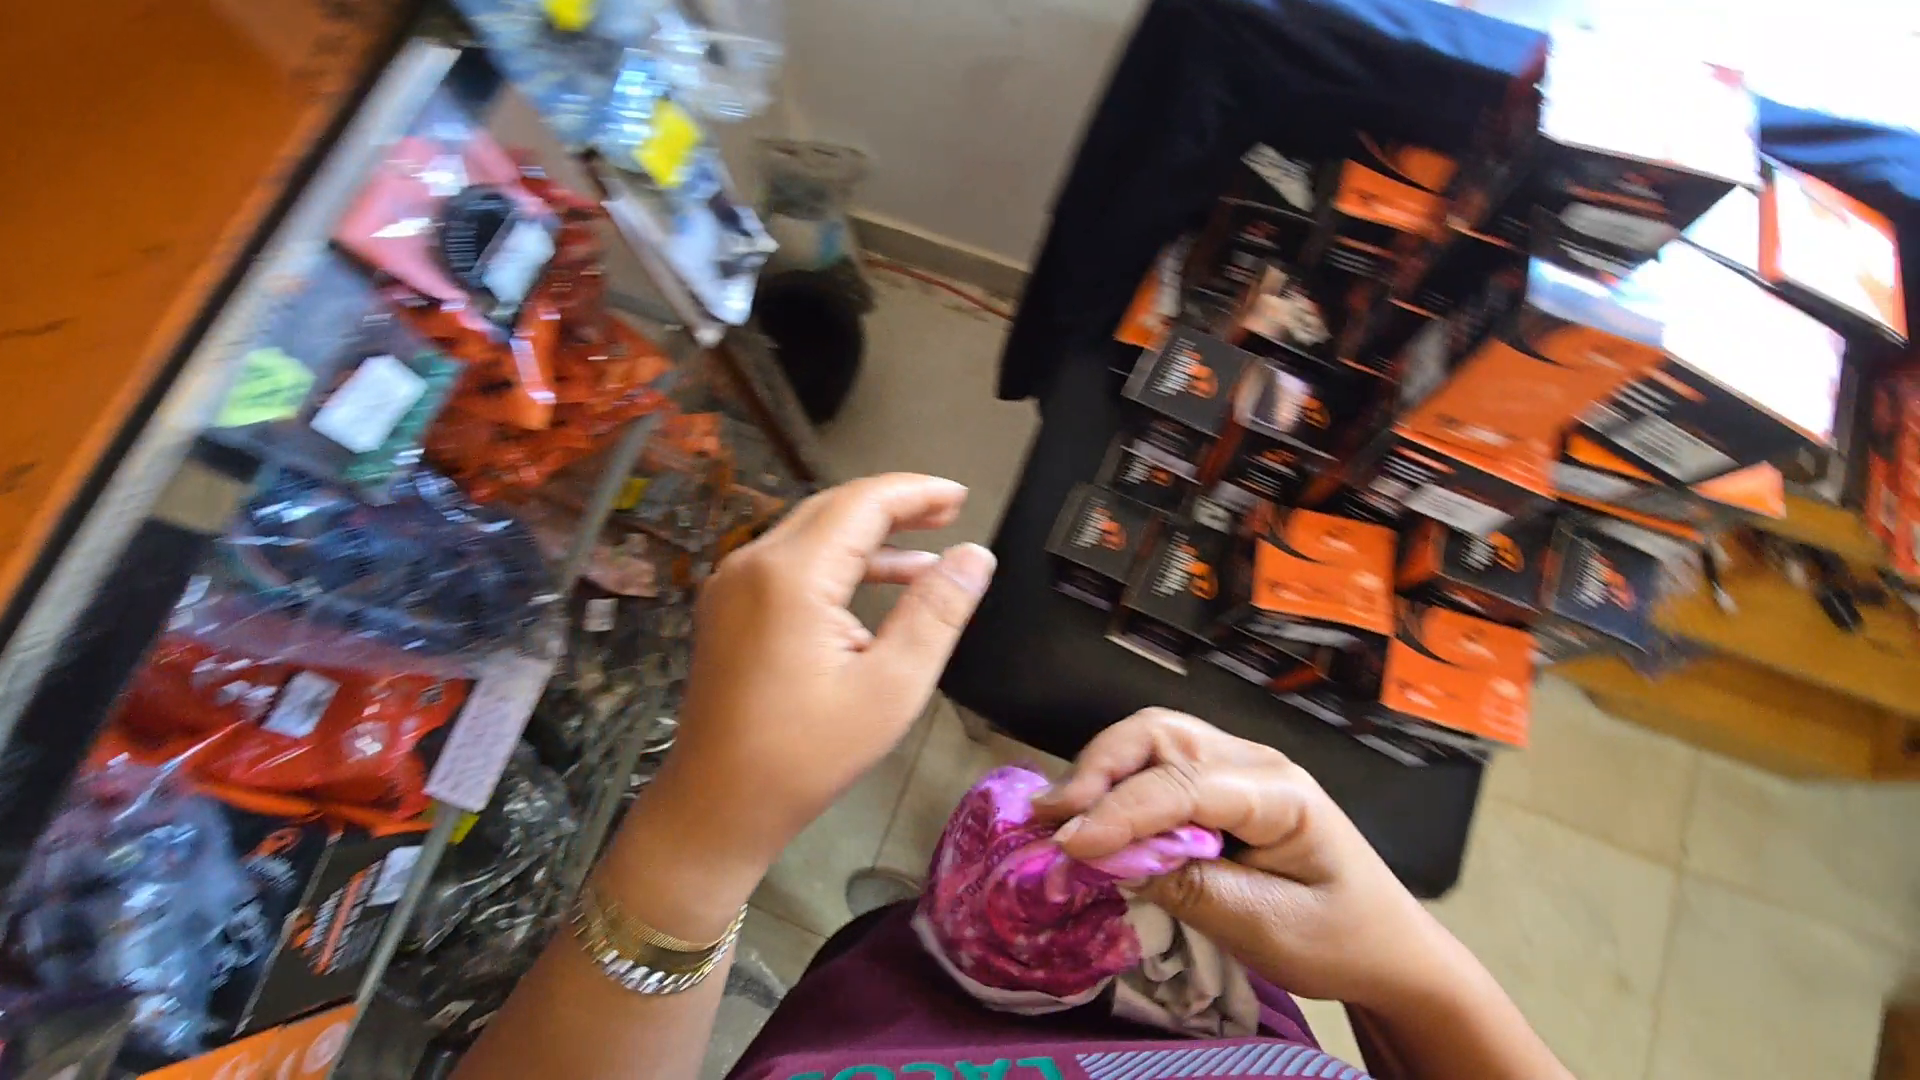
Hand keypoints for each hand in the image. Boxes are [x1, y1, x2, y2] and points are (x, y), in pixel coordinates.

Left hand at [645, 473, 996, 871]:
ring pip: (812, 532)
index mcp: (791, 576)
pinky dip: (839, 563)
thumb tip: (975, 555)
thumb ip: (937, 612)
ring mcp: (733, 582)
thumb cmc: (806, 754)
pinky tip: (881, 585)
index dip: (917, 492)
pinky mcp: (729, 605)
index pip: (862, 503)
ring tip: (928, 547)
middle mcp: (753, 563)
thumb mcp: (890, 687)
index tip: (961, 495)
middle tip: (951, 510)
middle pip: (834, 508)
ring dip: (869, 534)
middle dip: (895, 504)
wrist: (717, 805)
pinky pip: (792, 562)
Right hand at [1035, 709, 1455, 1011]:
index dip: (1121, 811)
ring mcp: (1233, 764)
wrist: (1390, 948)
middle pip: (1160, 735)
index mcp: (1278, 792)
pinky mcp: (1216, 782)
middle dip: (1098, 769)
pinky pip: (1156, 763)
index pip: (1183, 784)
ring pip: (1151, 738)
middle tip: (1049, 815)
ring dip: (1099, 769)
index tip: (1068, 843)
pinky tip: (1089, 811)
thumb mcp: (1269, 928)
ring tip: (1058, 810)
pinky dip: (1114, 782)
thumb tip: (1106, 859)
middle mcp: (1251, 759)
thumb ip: (1189, 886)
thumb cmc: (1341, 940)